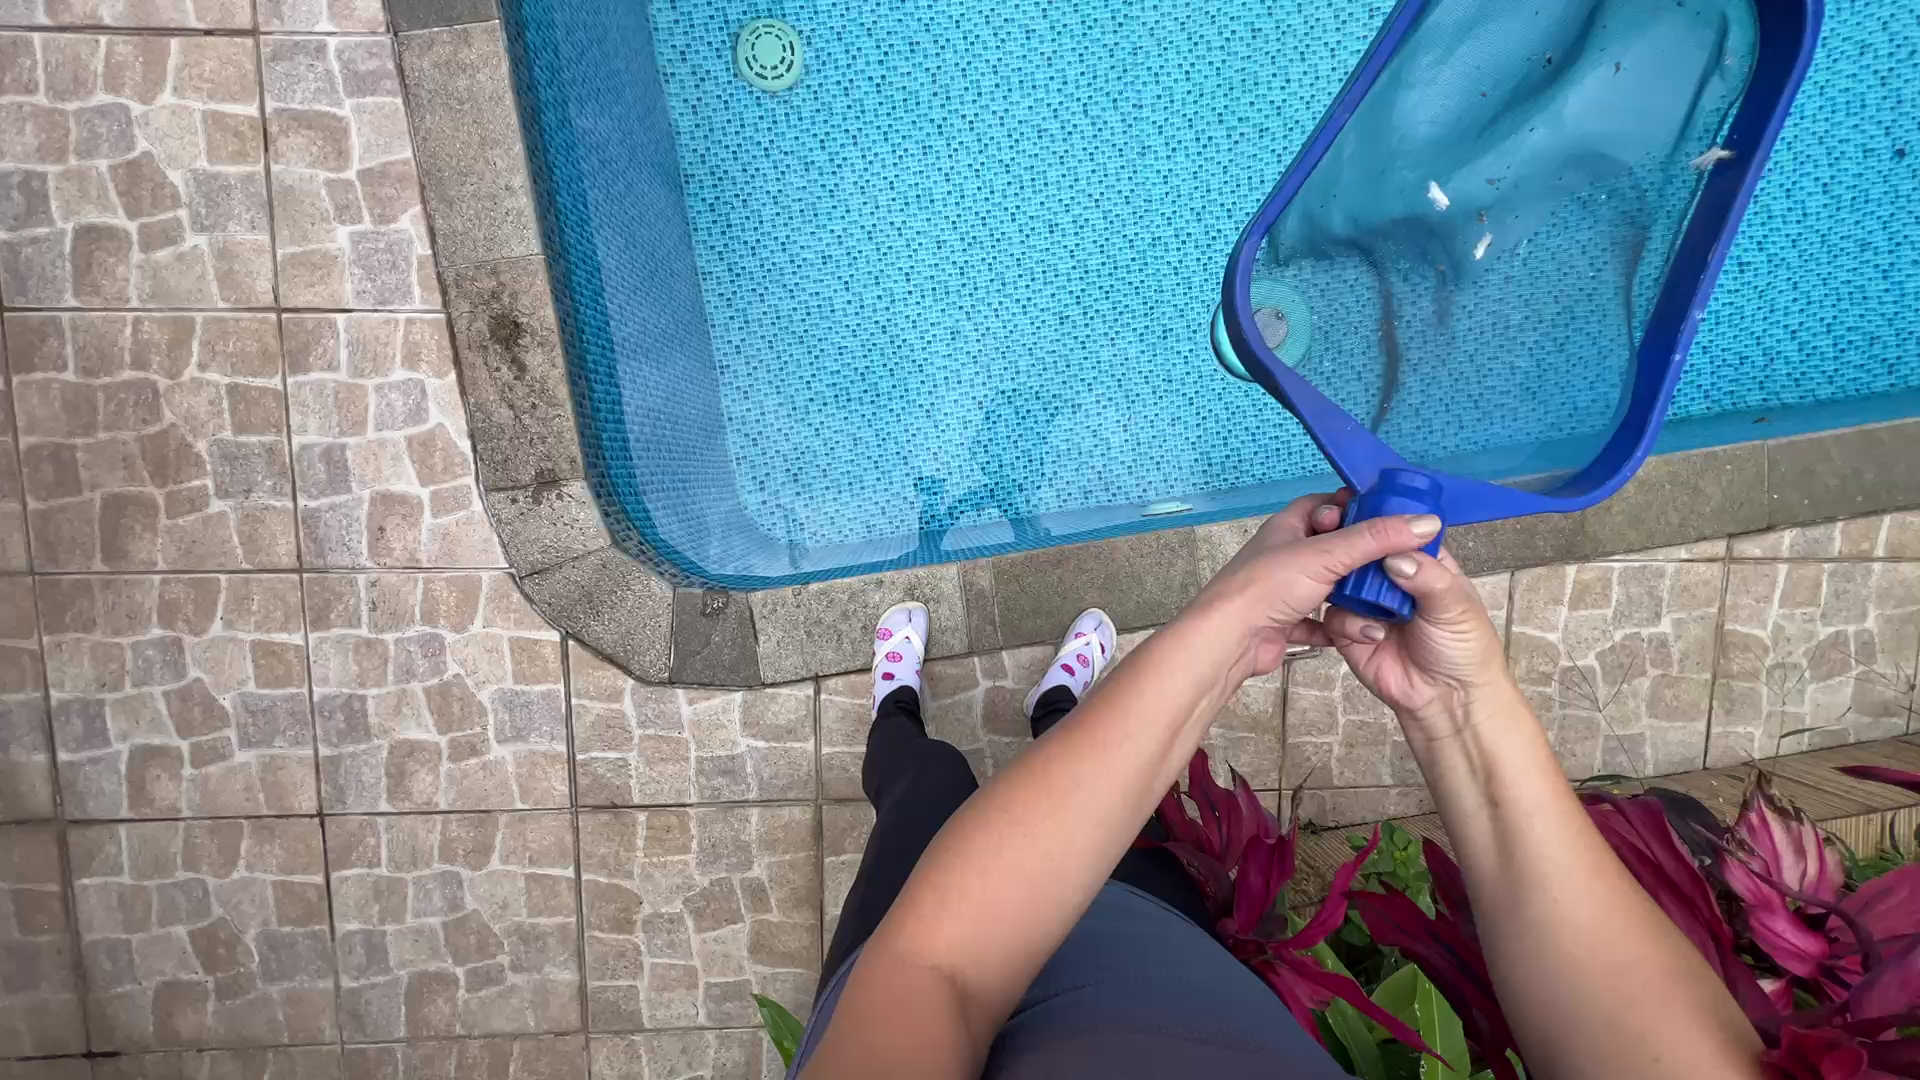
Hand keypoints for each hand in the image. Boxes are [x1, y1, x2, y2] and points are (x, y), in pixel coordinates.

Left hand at [1192, 491, 1443, 677]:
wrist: (1229, 639)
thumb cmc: (1267, 587)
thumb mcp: (1325, 555)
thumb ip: (1374, 539)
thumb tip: (1426, 522)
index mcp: (1286, 528)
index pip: (1323, 505)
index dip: (1354, 506)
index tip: (1390, 514)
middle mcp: (1282, 556)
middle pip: (1330, 547)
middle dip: (1362, 555)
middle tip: (1399, 561)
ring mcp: (1282, 591)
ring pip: (1328, 587)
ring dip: (1354, 595)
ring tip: (1387, 599)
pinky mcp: (1284, 623)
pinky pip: (1319, 622)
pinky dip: (1339, 627)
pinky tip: (1361, 630)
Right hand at [1317, 537, 1515, 739]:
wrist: (1446, 699)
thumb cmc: (1463, 649)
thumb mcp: (1454, 606)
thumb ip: (1427, 577)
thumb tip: (1393, 556)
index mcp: (1421, 564)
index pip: (1397, 532)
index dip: (1379, 521)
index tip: (1357, 512)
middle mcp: (1389, 580)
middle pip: (1361, 553)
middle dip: (1351, 552)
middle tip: (1342, 550)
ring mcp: (1366, 603)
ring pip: (1341, 581)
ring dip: (1347, 588)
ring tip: (1359, 598)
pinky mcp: (1347, 629)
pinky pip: (1334, 615)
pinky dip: (1348, 622)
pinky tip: (1370, 633)